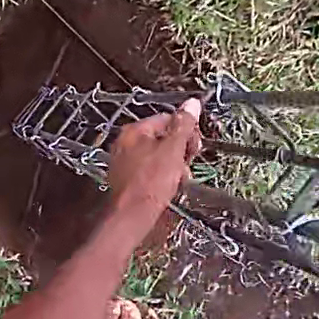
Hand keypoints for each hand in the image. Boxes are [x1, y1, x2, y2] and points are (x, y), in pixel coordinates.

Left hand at [105, 98, 202, 220]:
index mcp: (134, 131)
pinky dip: (160, 176)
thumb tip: (192, 103)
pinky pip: (148, 171)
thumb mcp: (173, 150)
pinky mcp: (126, 180)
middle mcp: (125, 143)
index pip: (167, 119)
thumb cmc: (151, 182)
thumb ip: (183, 126)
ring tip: (178, 178)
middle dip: (179, 150)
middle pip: (161, 137)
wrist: (132, 215)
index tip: (194, 145)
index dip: (185, 131)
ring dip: (172, 165)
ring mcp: (124, 162)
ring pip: (156, 156)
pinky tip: (167, 187)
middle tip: (187, 163)